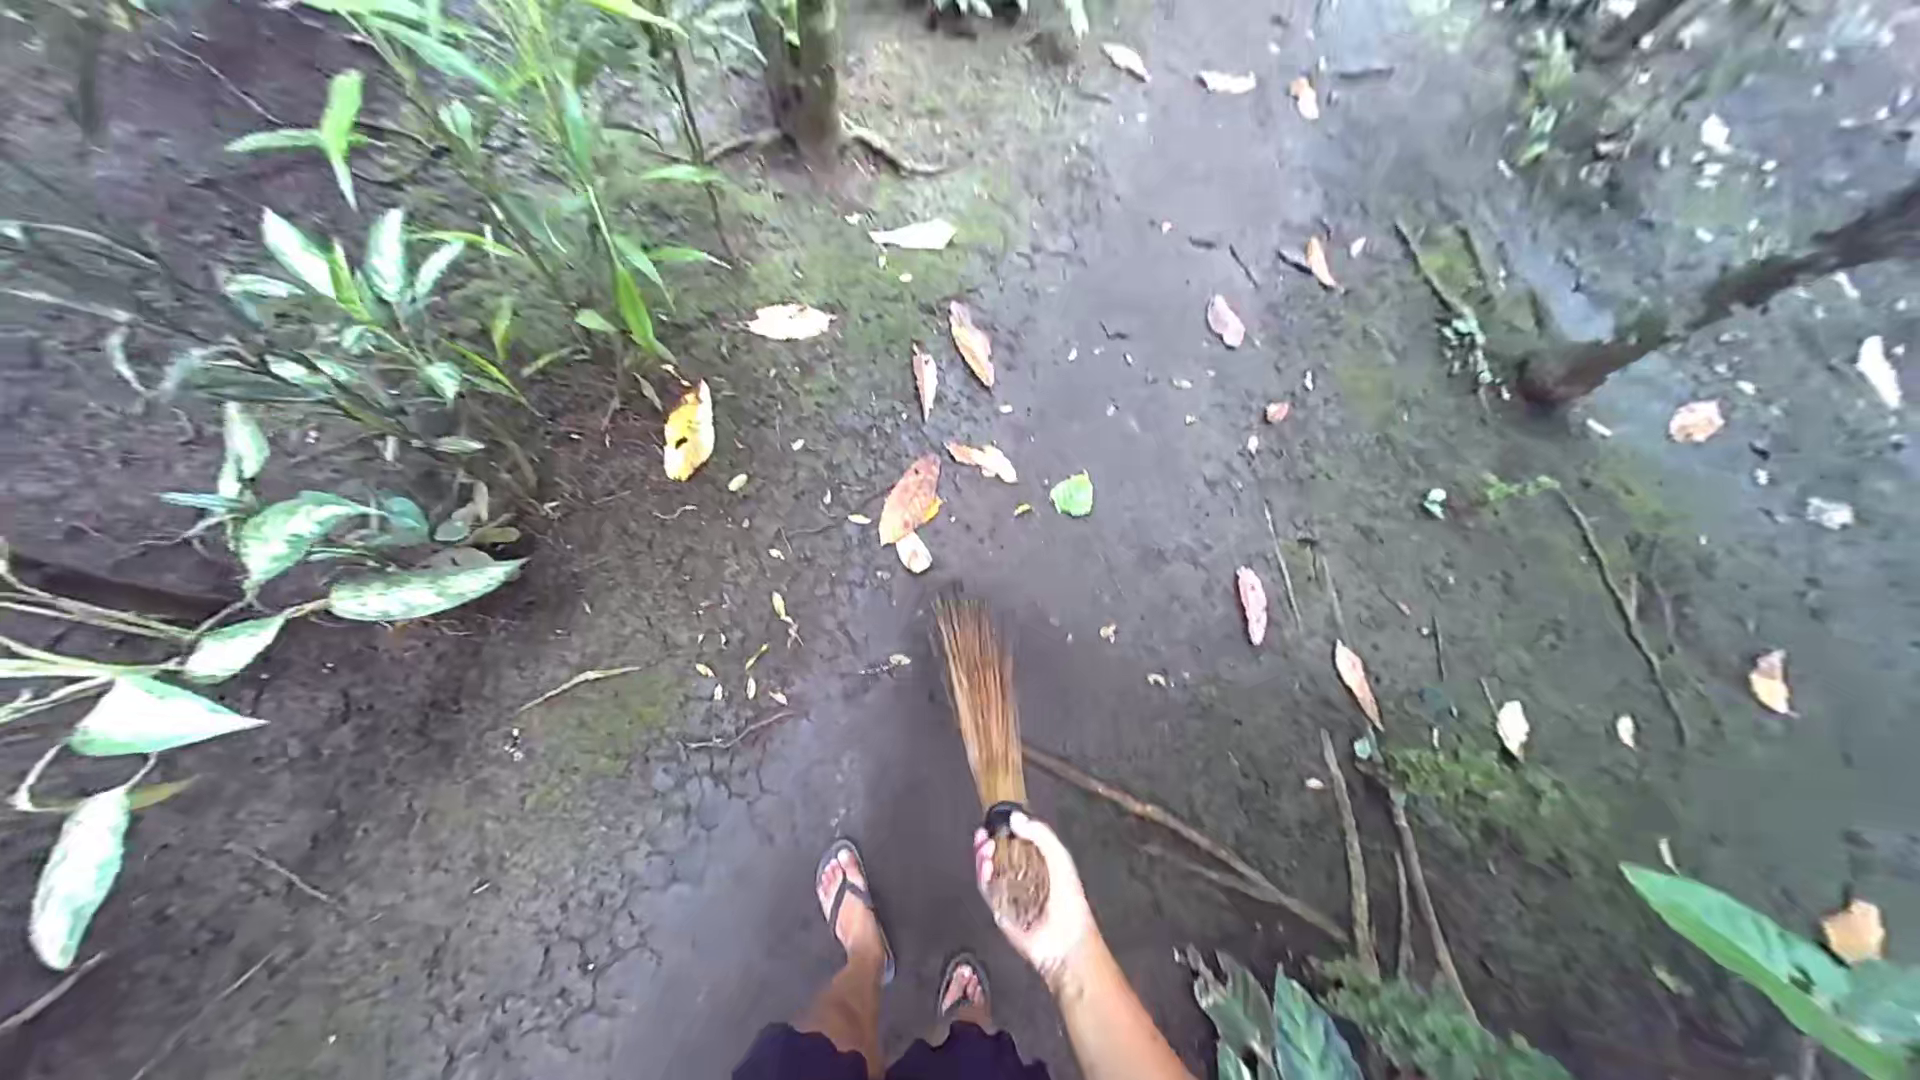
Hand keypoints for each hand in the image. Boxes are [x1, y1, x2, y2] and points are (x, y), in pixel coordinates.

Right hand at [973, 811, 1096, 991]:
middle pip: (996, 858)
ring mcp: (1009, 897)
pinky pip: (987, 893)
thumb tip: (1015, 817)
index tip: (994, 823)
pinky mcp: (1000, 913)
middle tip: (982, 835)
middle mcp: (1021, 880)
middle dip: (987, 844)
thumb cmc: (1069, 899)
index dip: (1003, 833)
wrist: (1066, 942)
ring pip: (988, 873)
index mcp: (1037, 867)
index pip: (1014, 845)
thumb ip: (1041, 835)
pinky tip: (985, 866)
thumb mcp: (1060, 859)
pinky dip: (982, 878)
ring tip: (984, 847)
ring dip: (982, 858)